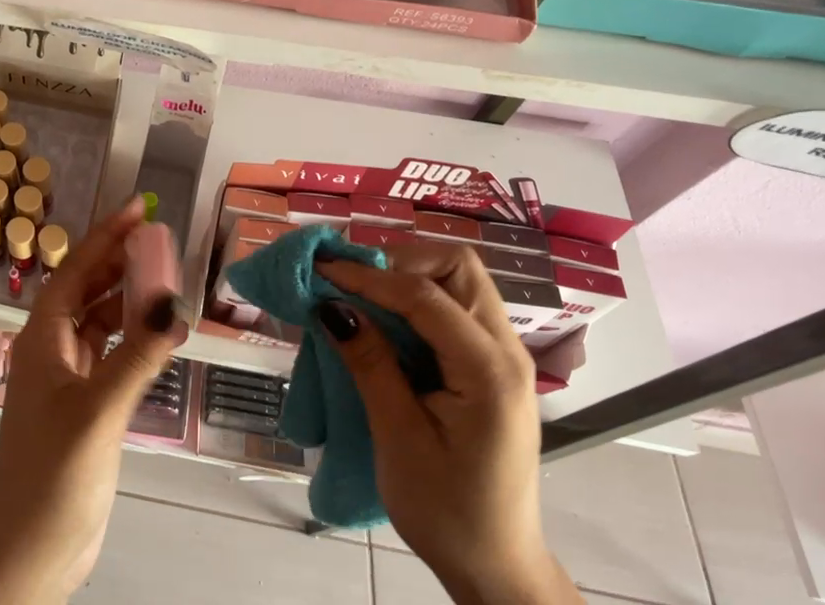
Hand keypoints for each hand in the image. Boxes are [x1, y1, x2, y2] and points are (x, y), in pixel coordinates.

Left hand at [0, 197, 187, 603]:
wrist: (32, 550)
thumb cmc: (54, 476)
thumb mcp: (98, 412)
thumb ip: (137, 357)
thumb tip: (174, 306)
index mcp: (41, 340)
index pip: (75, 272)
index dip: (105, 236)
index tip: (139, 207)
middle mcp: (50, 350)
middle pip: (86, 290)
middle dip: (118, 260)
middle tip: (160, 237)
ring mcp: (65, 379)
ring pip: (98, 322)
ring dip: (127, 299)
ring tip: (166, 277)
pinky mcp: (82, 405)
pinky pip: (108, 354)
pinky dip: (131, 338)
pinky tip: (157, 333)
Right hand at [316, 240, 581, 604]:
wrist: (494, 564)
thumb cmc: (446, 510)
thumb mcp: (398, 438)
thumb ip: (371, 363)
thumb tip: (331, 305)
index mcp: (490, 370)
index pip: (425, 295)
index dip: (367, 276)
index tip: (318, 271)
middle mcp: (506, 350)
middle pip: (456, 268)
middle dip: (397, 260)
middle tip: (345, 280)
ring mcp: (501, 357)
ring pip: (456, 282)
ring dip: (404, 276)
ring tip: (354, 295)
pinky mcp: (486, 367)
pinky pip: (452, 310)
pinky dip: (412, 301)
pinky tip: (378, 320)